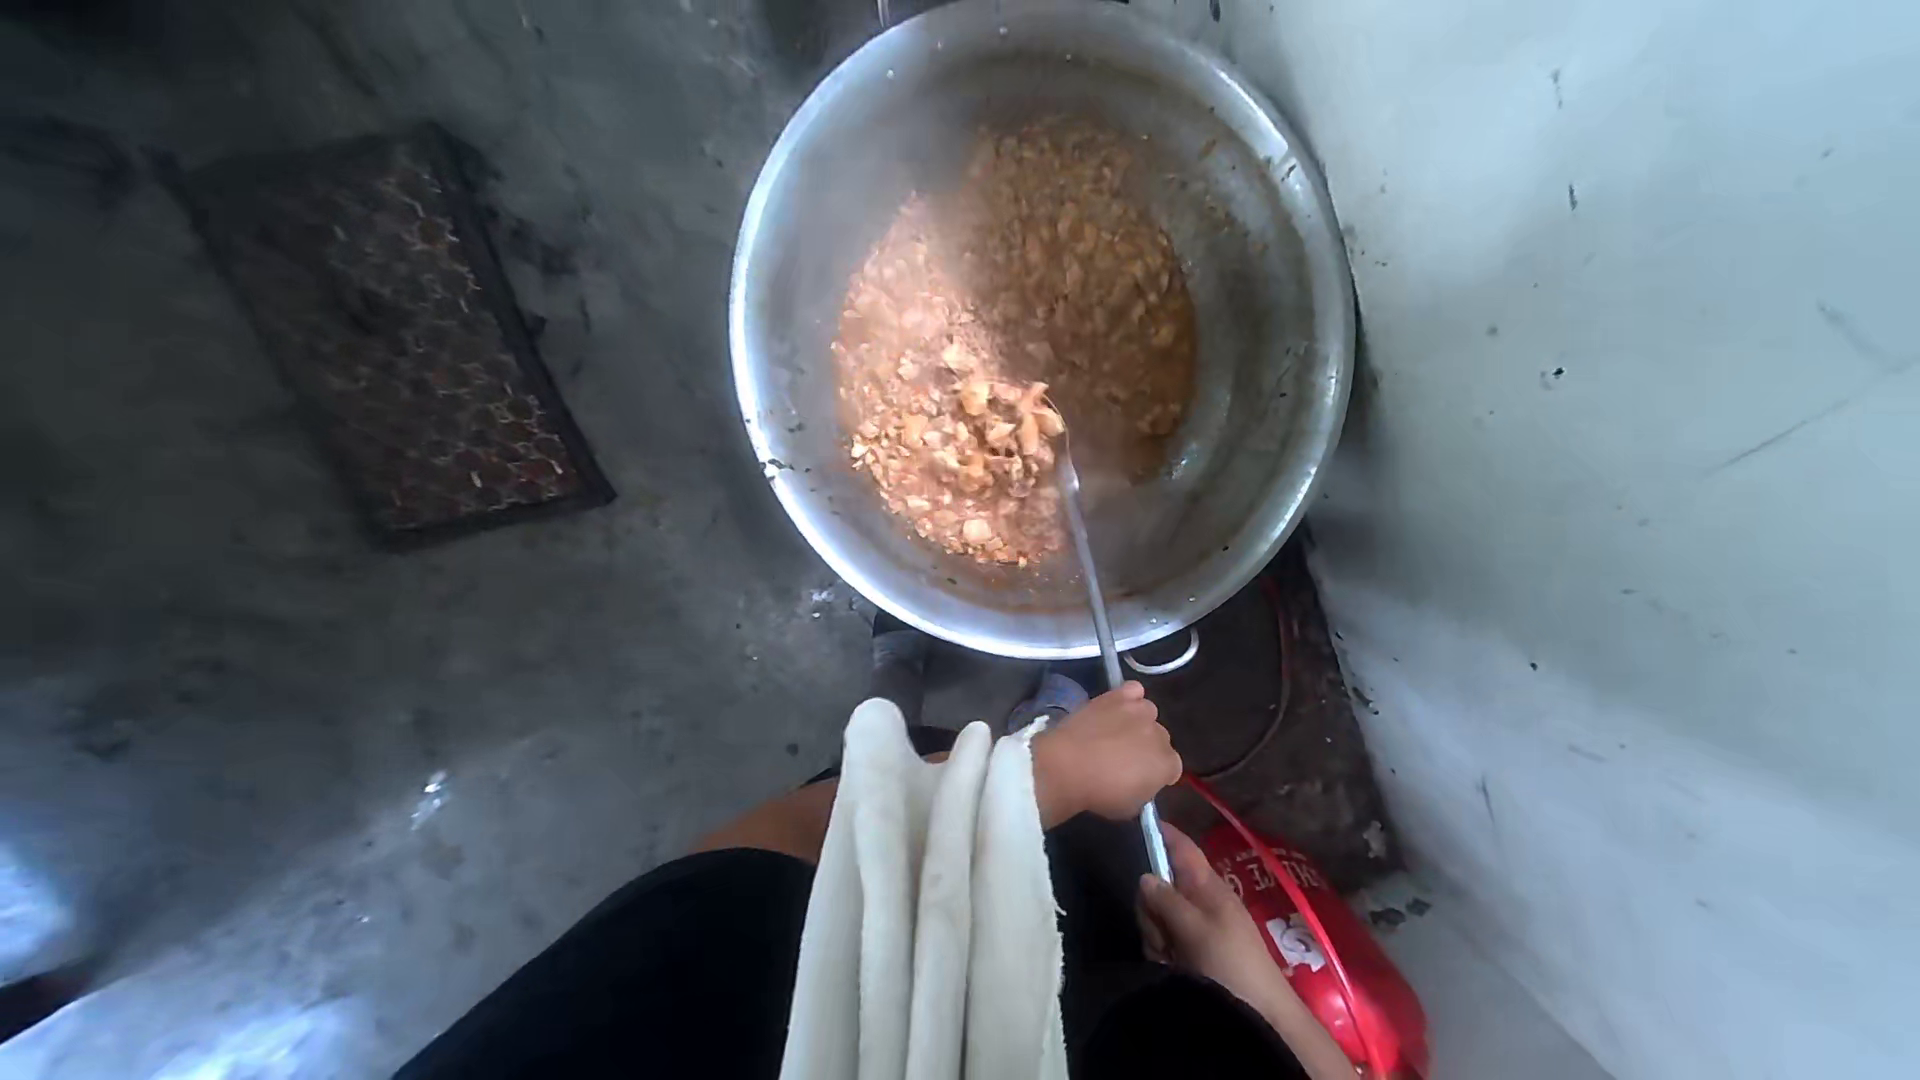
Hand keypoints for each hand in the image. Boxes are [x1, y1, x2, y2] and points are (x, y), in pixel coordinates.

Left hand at [1030, 681, 1181, 824]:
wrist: (1068, 765)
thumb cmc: (1099, 793)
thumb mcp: (1131, 806)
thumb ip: (1145, 790)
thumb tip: (1142, 780)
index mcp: (1167, 764)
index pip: (1172, 767)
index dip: (1156, 773)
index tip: (1140, 777)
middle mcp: (1160, 734)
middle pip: (1160, 738)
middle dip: (1147, 746)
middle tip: (1123, 756)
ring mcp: (1139, 711)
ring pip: (1148, 712)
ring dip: (1137, 721)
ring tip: (1116, 730)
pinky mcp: (1117, 695)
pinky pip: (1133, 690)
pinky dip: (1129, 697)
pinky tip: (1116, 707)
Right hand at [1135, 824, 1289, 1011]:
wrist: (1264, 1018)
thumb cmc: (1232, 963)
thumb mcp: (1195, 929)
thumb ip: (1166, 900)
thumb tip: (1144, 876)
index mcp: (1206, 885)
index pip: (1182, 846)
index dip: (1162, 832)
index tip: (1137, 823)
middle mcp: (1200, 899)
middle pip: (1159, 884)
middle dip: (1151, 907)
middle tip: (1160, 931)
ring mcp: (1197, 925)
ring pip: (1158, 914)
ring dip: (1155, 934)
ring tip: (1169, 957)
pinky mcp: (1193, 950)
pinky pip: (1164, 938)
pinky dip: (1162, 951)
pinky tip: (1171, 968)